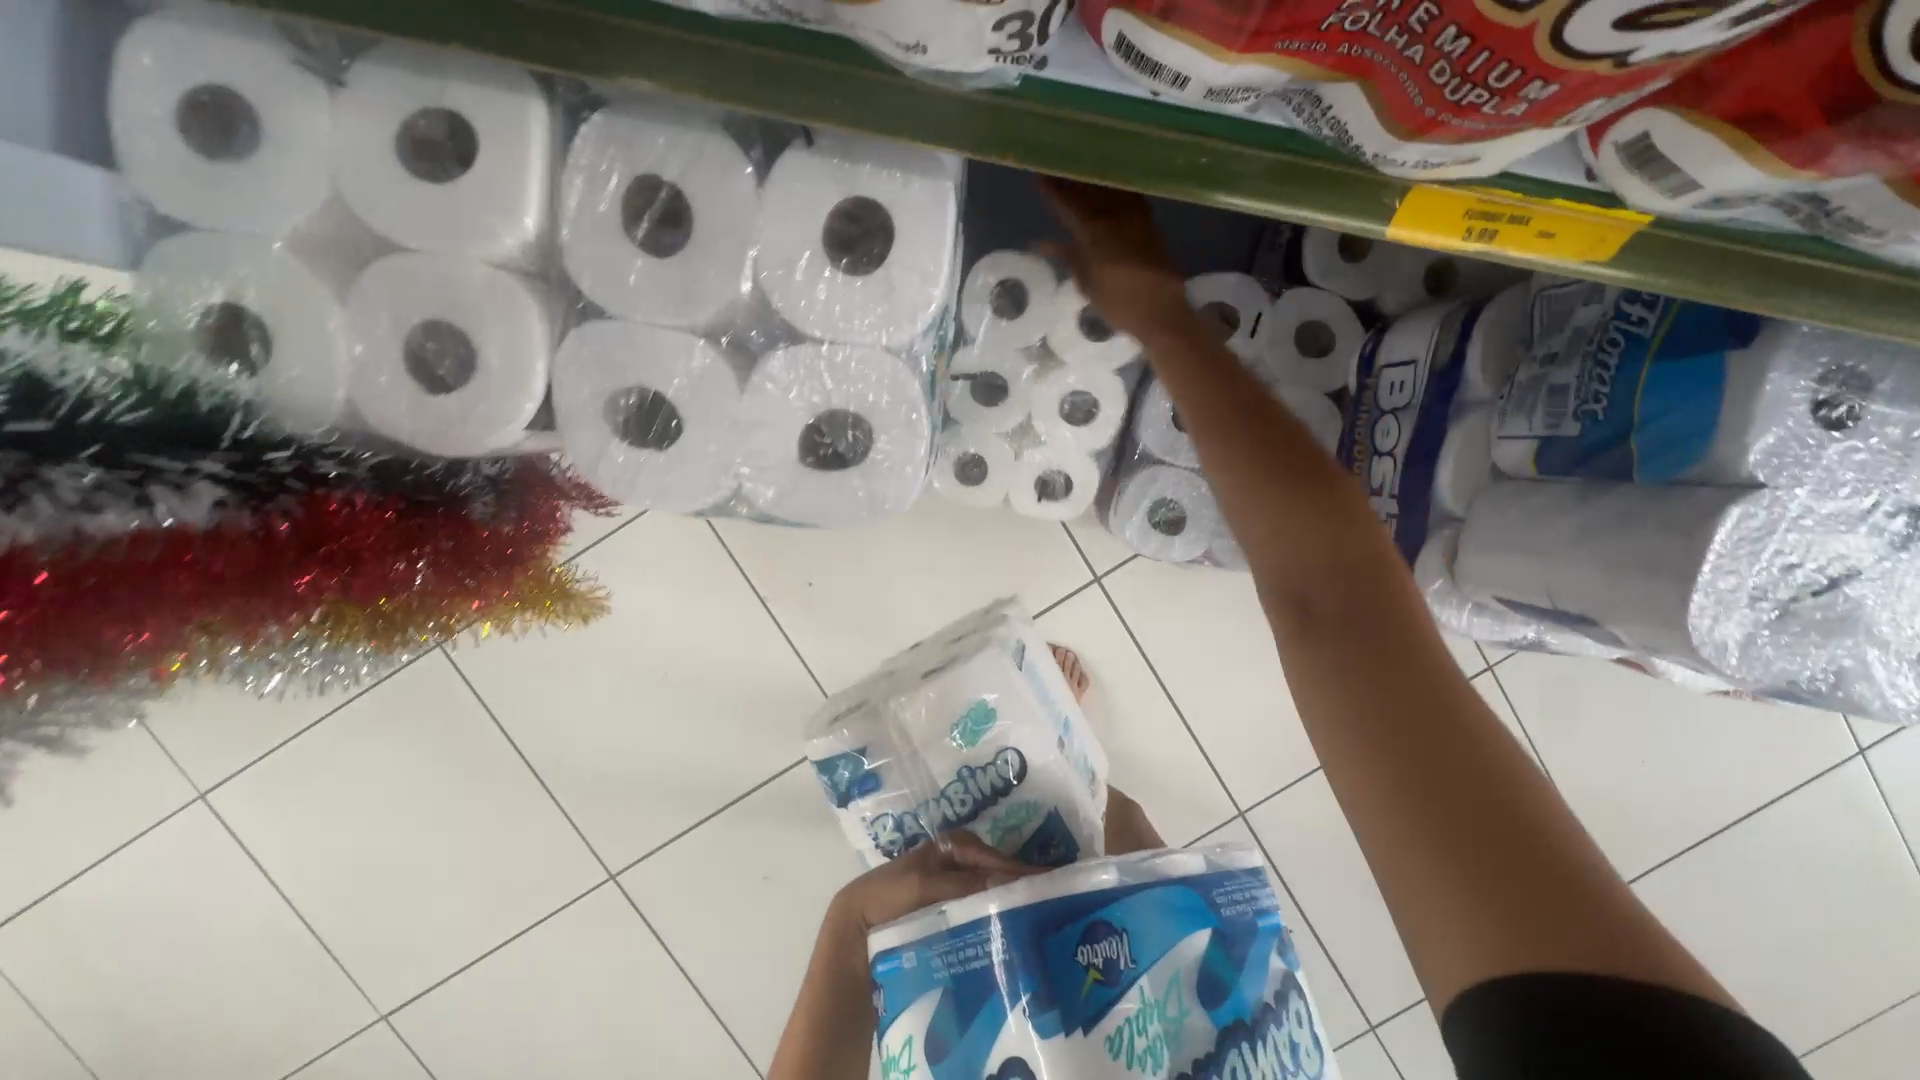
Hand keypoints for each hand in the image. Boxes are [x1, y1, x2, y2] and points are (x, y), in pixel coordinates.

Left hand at [833, 831, 1041, 933]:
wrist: (855, 929)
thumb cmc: (887, 896)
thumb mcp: (925, 885)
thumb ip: (966, 884)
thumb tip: (1011, 883)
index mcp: (955, 846)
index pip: (998, 858)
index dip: (1024, 871)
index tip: (1053, 886)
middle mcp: (958, 863)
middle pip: (998, 875)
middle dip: (1022, 889)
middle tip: (1052, 911)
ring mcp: (955, 889)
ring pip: (991, 894)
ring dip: (1011, 907)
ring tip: (1039, 927)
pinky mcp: (951, 913)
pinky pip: (980, 912)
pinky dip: (995, 920)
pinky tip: (1010, 937)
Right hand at [1039, 177, 1194, 341]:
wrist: (1161, 310)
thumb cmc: (1118, 303)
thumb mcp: (1086, 282)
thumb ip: (1067, 256)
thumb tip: (1042, 243)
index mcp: (1094, 231)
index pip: (1067, 203)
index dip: (1052, 189)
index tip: (1039, 176)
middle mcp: (1114, 215)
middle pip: (1088, 190)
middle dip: (1070, 181)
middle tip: (1056, 170)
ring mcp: (1134, 215)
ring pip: (1108, 189)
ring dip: (1093, 181)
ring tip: (1079, 175)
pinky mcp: (1149, 220)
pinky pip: (1127, 195)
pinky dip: (1114, 189)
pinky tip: (1108, 188)